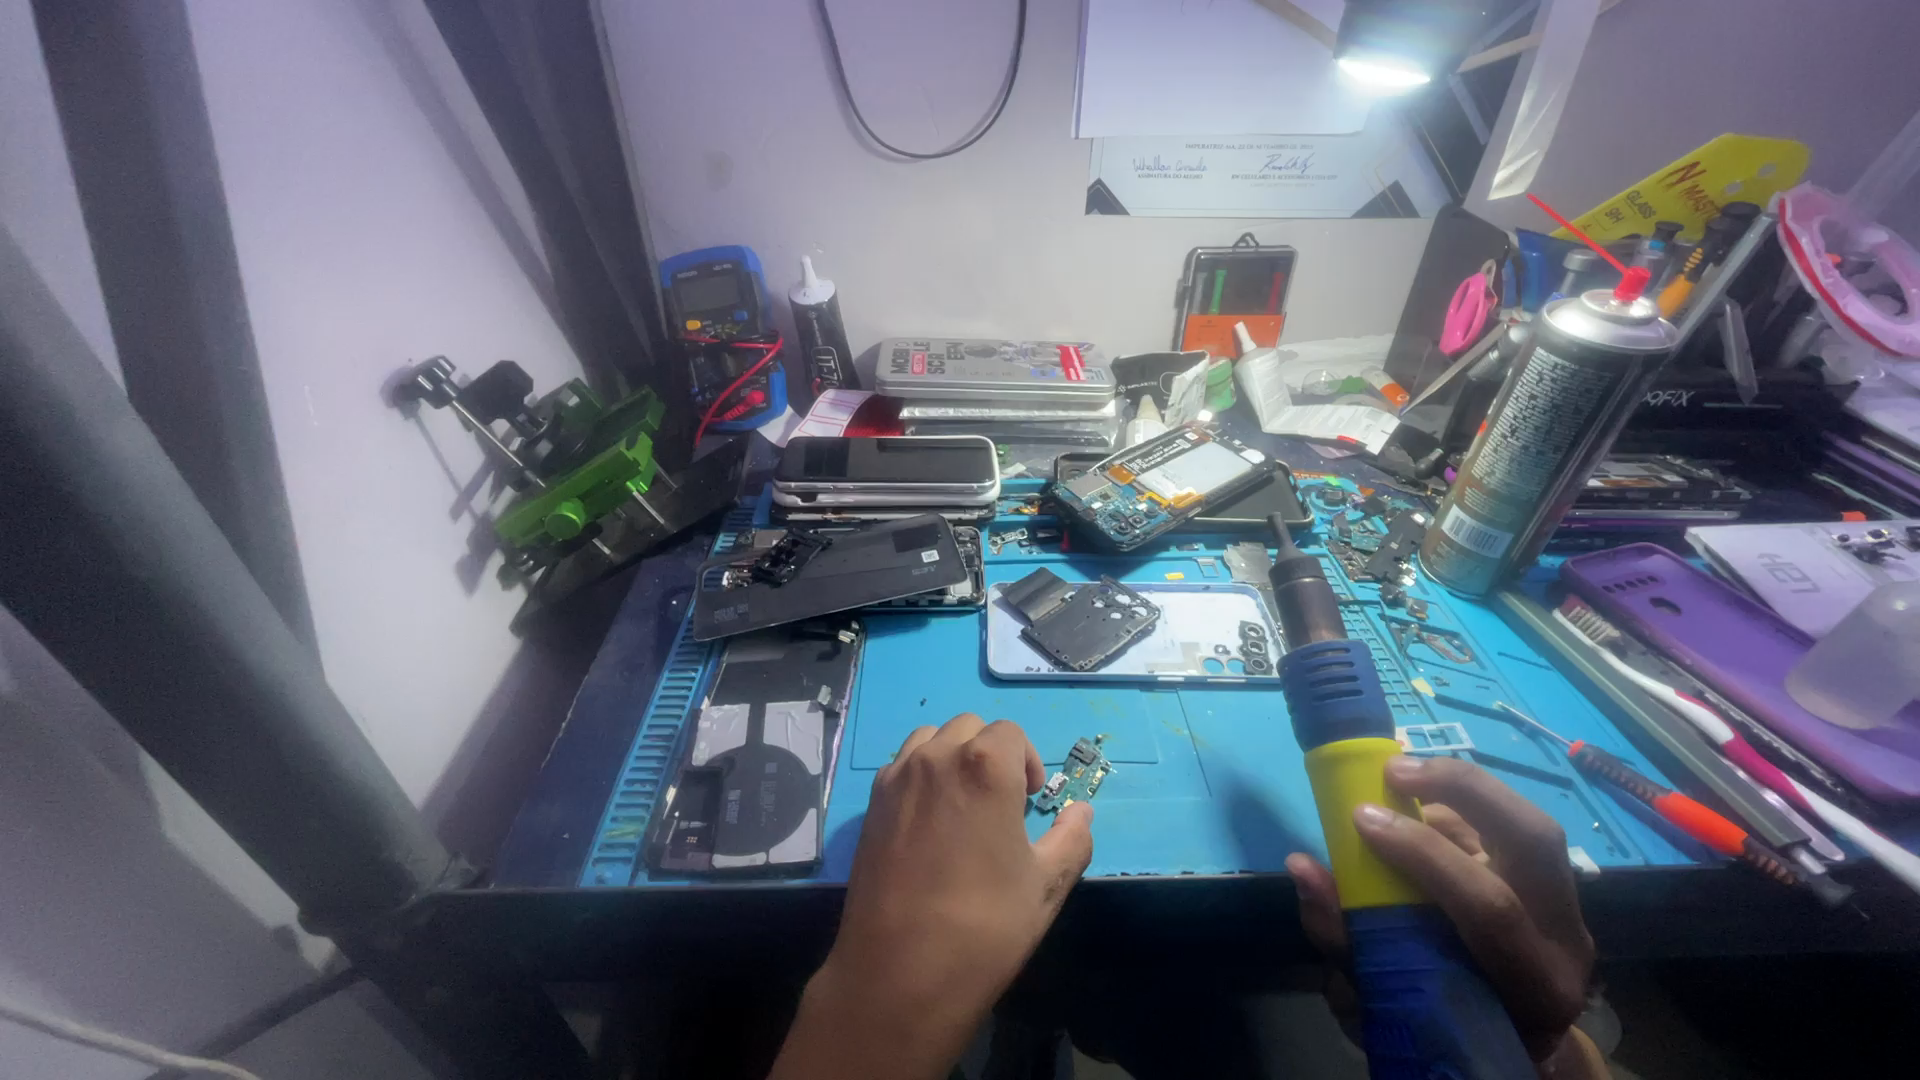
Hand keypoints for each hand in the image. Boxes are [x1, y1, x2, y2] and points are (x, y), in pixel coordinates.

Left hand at [771, 714, 1094, 1079]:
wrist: (900, 973)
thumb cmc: (984, 927)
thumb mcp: (1045, 886)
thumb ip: (1072, 838)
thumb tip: (1082, 812)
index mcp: (985, 766)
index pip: (1011, 733)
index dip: (1026, 761)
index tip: (1028, 802)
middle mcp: (938, 757)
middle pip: (970, 728)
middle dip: (991, 753)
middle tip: (1001, 803)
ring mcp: (898, 777)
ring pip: (931, 738)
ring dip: (953, 756)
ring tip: (962, 805)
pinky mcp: (871, 802)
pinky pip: (901, 764)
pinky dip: (920, 773)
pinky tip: (928, 821)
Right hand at [1286, 755, 1594, 1064]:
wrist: (1505, 1045)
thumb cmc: (1436, 1023)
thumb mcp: (1381, 996)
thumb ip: (1341, 936)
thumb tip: (1301, 866)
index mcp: (1530, 984)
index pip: (1490, 907)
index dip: (1424, 854)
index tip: (1360, 818)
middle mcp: (1564, 941)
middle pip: (1534, 841)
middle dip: (1462, 791)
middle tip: (1390, 771)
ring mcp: (1567, 909)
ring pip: (1531, 824)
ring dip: (1461, 785)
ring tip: (1398, 773)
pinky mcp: (1551, 883)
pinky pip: (1509, 824)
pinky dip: (1459, 801)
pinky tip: (1414, 800)